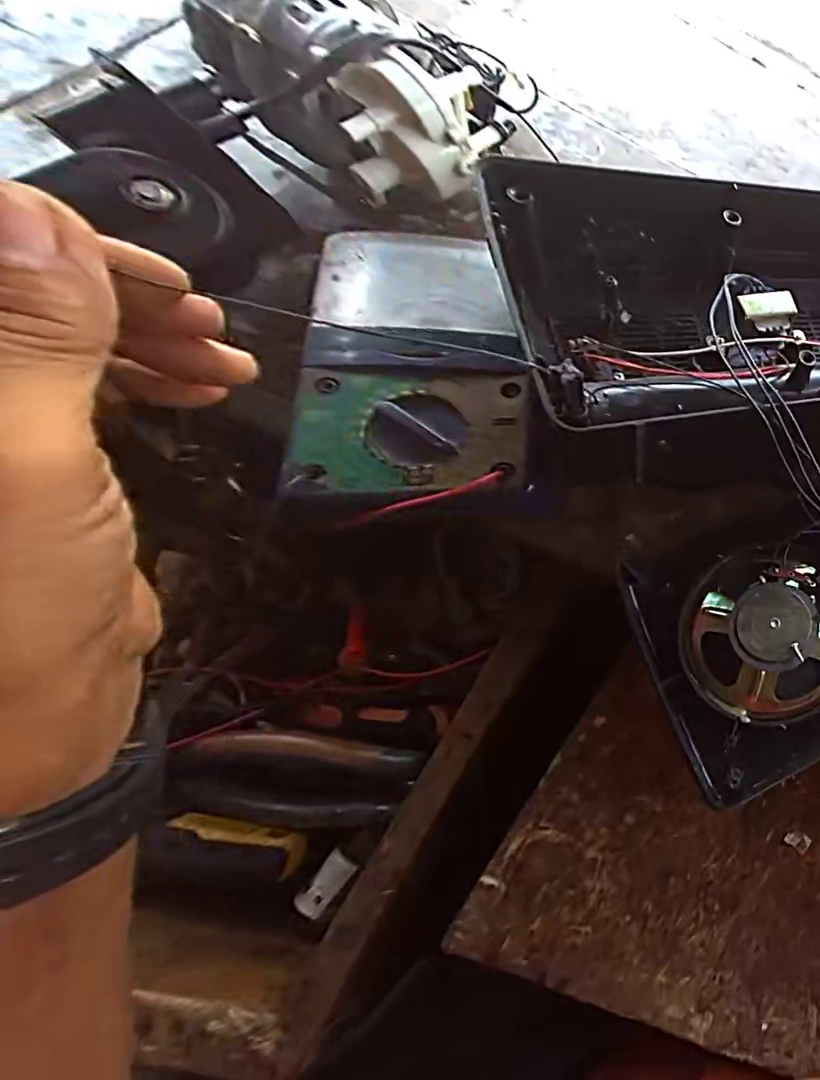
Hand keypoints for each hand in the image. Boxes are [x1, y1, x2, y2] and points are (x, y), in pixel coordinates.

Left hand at [0, 183, 253, 815]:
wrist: (22, 691)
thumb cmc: (2, 589)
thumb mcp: (22, 458)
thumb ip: (21, 336)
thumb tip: (34, 216)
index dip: (30, 242)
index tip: (140, 270)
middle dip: (100, 289)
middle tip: (201, 316)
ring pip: (42, 325)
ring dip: (137, 330)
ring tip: (221, 355)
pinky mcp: (16, 439)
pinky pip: (76, 372)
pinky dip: (144, 368)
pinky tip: (202, 381)